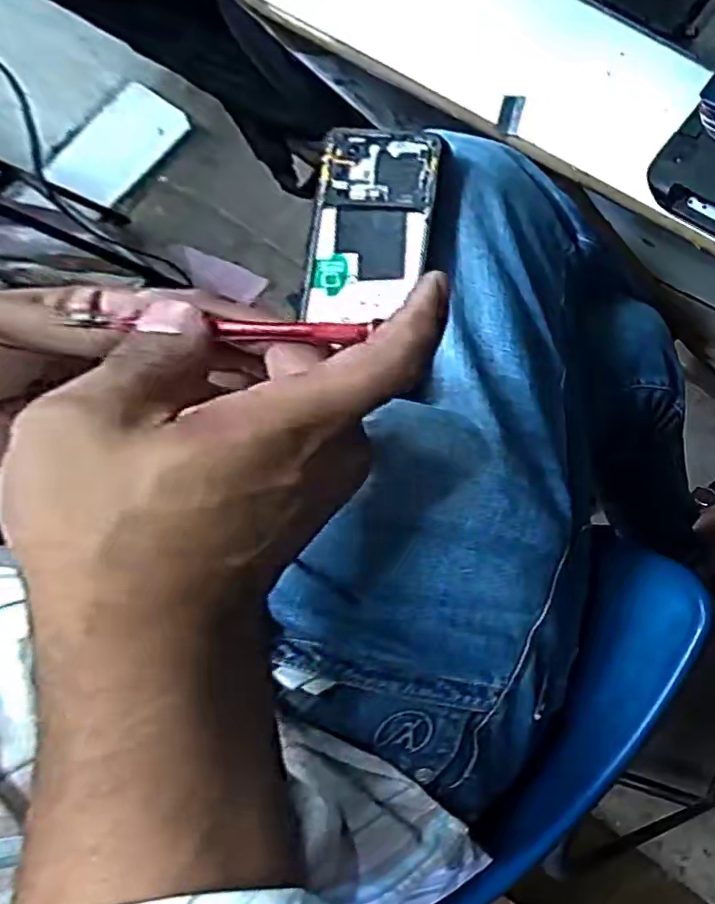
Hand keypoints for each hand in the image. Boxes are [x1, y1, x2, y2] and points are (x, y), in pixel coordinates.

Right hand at [2, 273, 445, 635]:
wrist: (152, 619)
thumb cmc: (113, 522)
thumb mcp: (88, 422)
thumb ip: (150, 359)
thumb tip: (186, 323)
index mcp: (309, 419)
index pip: (391, 358)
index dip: (420, 316)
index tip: (438, 284)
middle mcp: (346, 444)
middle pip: (328, 370)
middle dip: (266, 344)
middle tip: (179, 337)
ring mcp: (338, 471)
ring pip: (311, 399)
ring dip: (253, 378)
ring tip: (163, 380)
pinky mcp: (320, 491)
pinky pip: (302, 430)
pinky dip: (259, 409)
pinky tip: (188, 416)